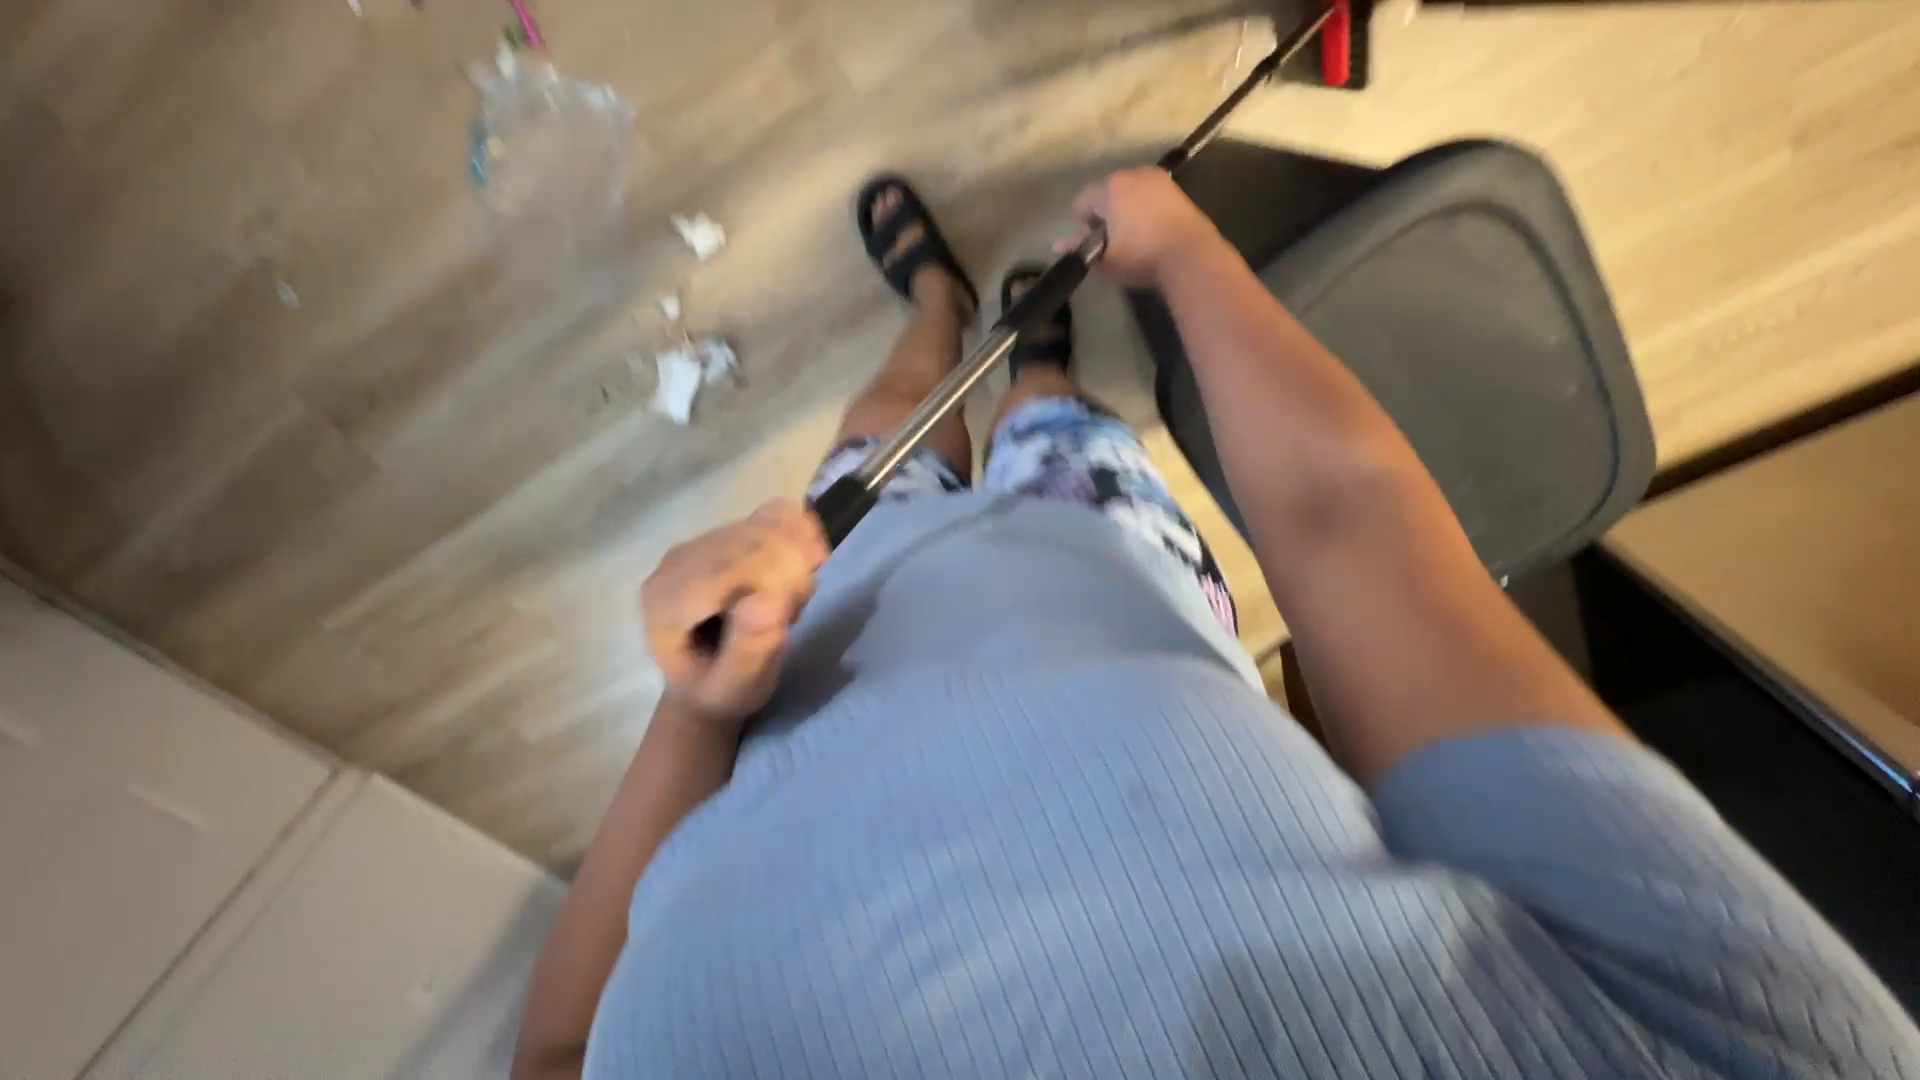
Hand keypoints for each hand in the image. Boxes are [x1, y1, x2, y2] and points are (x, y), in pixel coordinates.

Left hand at [641, 499, 827, 729]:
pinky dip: (797, 539)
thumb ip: (750, 648)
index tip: (795, 610)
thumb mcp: (737, 686)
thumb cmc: (720, 689)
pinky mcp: (724, 531)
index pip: (730, 566)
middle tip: (792, 614)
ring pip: (766, 525)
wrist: (706, 680)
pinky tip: (791, 573)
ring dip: (794, 559)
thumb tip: (768, 600)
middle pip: (752, 541)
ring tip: (787, 601)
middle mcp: (676, 560)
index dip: (777, 579)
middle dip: (789, 573)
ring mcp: (699, 541)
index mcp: (666, 599)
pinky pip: (772, 516)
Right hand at [1066, 168, 1224, 286]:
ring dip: (1125, 211)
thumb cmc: (1140, 256)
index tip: (1092, 245)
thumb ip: (1077, 249)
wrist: (1190, 256)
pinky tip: (1150, 233)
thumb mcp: (1104, 258)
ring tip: (1131, 239)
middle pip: (1107, 193)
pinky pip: (1149, 197)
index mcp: (1110, 187)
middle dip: (1104, 214)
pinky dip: (1144, 210)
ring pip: (1129, 193)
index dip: (1082, 225)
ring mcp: (1158, 179)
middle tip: (1111, 243)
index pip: (1083, 201)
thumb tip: (1056, 246)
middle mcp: (1133, 174)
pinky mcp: (1176, 190)